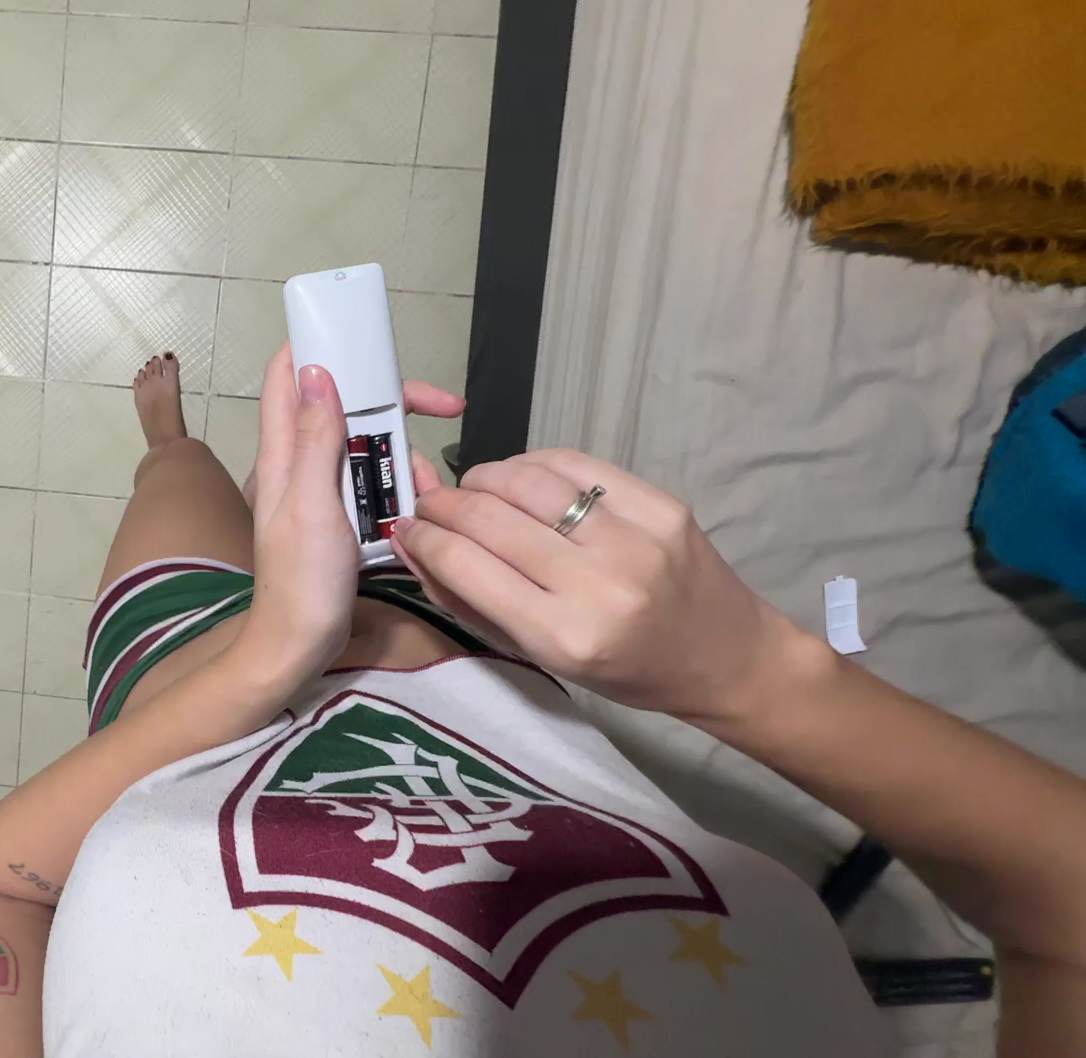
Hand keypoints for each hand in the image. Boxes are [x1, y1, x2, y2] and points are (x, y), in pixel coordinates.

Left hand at [239, 344, 466, 685]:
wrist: (300, 642)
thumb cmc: (302, 579)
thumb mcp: (312, 504)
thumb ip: (313, 439)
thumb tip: (315, 370)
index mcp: (282, 453)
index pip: (286, 378)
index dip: (318, 345)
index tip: (366, 338)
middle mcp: (298, 462)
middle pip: (342, 404)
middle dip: (391, 399)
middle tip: (444, 407)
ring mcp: (319, 487)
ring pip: (364, 442)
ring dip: (404, 448)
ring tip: (435, 478)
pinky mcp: (338, 511)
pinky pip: (371, 478)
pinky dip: (399, 480)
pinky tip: (425, 499)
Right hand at [391, 449, 814, 723]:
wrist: (727, 656)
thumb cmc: (617, 669)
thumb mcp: (531, 652)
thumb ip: (461, 597)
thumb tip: (408, 540)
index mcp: (561, 635)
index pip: (464, 563)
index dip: (422, 536)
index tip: (407, 528)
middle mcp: (598, 582)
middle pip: (487, 516)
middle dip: (440, 504)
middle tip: (429, 507)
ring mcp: (635, 537)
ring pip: (522, 479)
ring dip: (478, 479)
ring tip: (472, 493)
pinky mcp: (660, 503)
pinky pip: (569, 463)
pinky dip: (526, 466)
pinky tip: (517, 482)